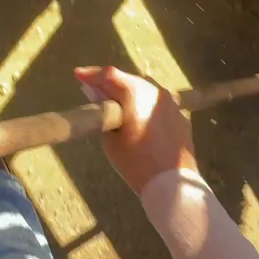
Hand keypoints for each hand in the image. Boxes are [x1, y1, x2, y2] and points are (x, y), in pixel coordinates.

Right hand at [75, 66, 196, 195]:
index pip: (109, 75)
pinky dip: (146, 106)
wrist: (173, 184)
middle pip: (129, 80)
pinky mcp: (181, 116)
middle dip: (111, 84)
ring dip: (131, 93)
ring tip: (117, 103)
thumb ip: (103, 112)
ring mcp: (172, 103)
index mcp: (136, 93)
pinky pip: (158, 104)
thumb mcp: (111, 139)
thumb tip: (97, 95)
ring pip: (146, 90)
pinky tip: (139, 117)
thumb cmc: (136, 163)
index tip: (78, 74)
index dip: (91, 74)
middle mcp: (156, 91)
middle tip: (94, 90)